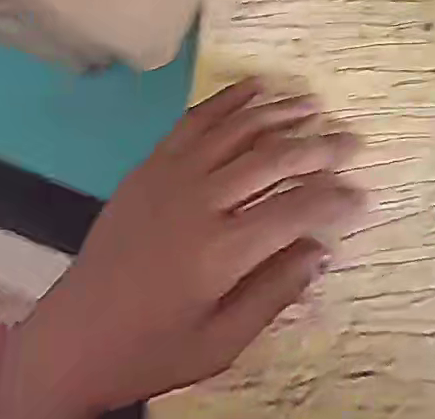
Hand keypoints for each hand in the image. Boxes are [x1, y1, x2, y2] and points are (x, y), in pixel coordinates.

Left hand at [0, 79, 363, 418]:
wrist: (73, 336)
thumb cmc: (151, 347)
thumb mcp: (219, 343)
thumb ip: (274, 293)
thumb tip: (321, 248)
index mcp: (220, 251)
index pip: (295, 210)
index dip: (333, 199)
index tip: (361, 195)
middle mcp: (201, 200)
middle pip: (274, 158)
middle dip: (320, 147)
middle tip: (352, 140)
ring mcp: (174, 174)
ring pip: (239, 129)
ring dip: (281, 112)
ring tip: (313, 105)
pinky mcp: (153, 163)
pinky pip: (197, 119)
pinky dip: (230, 98)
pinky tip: (257, 86)